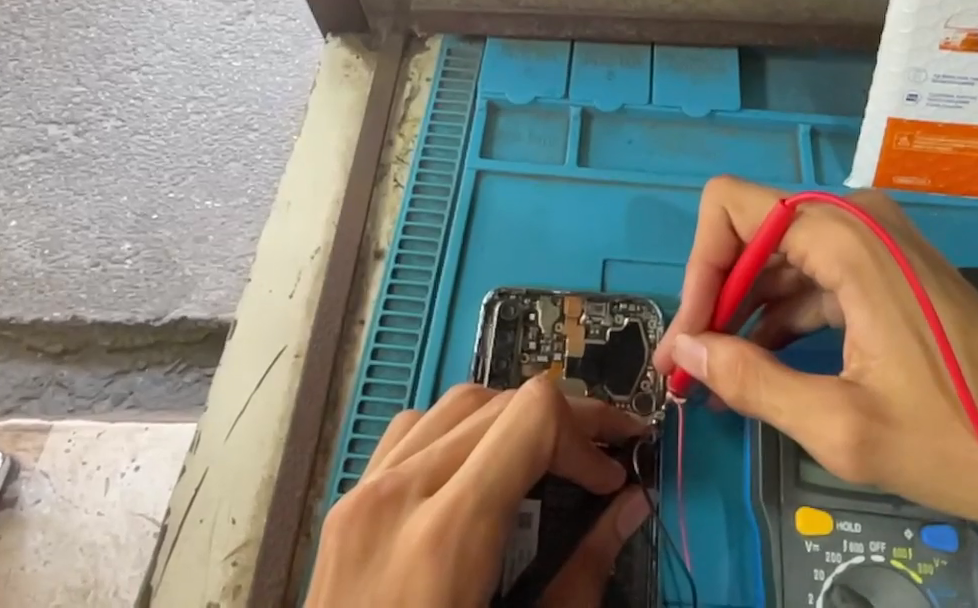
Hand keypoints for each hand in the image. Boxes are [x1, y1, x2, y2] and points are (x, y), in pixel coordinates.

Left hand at [306, 379, 653, 607]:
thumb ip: (583, 573)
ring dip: (512, 420)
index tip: (610, 476)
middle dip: (563, 425)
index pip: (530, 419)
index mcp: (447, 537)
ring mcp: (363, 494)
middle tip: (600, 459)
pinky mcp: (346, 503)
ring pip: (457, 404)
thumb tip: (631, 505)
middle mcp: (400, 494)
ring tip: (545, 458)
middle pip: (501, 404)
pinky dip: (457, 429)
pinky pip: (411, 430)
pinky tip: (476, 466)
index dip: (586, 435)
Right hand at [655, 177, 977, 605]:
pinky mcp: (891, 272)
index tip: (689, 339)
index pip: (731, 209)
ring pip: (780, 256)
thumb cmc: (962, 438)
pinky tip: (764, 363)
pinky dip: (782, 315)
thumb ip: (751, 381)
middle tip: (692, 365)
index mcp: (845, 237)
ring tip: (719, 373)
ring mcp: (878, 244)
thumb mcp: (843, 425)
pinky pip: (815, 276)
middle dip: (715, 295)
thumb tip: (682, 349)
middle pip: (751, 231)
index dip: (698, 271)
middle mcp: (858, 221)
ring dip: (744, 309)